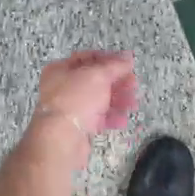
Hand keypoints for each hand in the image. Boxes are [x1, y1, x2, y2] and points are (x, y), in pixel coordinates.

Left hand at [32, 51, 136, 167]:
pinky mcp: (78, 127)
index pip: (88, 58)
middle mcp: (63, 87)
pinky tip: (122, 120)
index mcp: (61, 69)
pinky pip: (97, 118)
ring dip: (118, 100)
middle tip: (133, 85)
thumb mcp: (98, 75)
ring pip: (98, 100)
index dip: (109, 59)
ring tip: (132, 104)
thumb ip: (115, 65)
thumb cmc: (76, 100)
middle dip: (117, 82)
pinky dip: (110, 117)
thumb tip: (128, 57)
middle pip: (95, 80)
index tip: (127, 63)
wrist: (63, 138)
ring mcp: (70, 108)